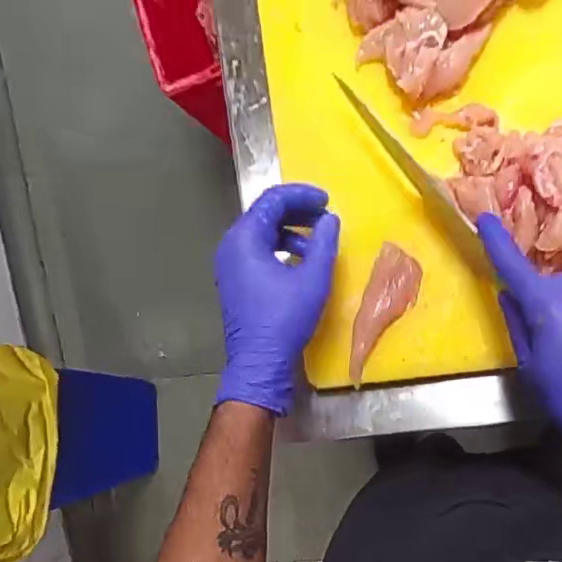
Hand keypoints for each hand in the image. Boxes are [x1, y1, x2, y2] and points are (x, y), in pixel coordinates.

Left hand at [214, 183, 341, 414]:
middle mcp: (232, 248)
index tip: (327, 201)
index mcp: (244, 239)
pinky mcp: (237, 287)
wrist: (260, 364)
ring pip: (262, 237)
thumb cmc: (284, 321)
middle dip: (297, 214)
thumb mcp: (312, 281)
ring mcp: (231, 268)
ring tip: (316, 247)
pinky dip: (280, 253)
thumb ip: (323, 245)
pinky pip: (258, 257)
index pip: (272, 201)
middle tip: (325, 220)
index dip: (302, 196)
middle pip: (265, 216)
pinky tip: (300, 267)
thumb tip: (330, 221)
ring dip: (291, 235)